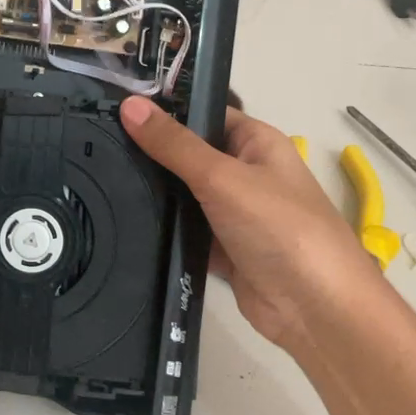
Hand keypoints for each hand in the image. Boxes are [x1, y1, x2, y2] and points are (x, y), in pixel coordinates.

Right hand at [119, 97, 382, 348]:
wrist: (316, 309)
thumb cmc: (279, 227)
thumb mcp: (222, 177)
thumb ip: (173, 144)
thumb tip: (129, 105)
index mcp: (256, 142)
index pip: (203, 114)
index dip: (164, 111)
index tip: (115, 109)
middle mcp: (245, 173)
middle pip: (188, 155)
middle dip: (151, 154)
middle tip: (100, 147)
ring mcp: (233, 213)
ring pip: (183, 195)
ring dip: (155, 194)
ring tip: (99, 180)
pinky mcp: (222, 249)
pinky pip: (184, 231)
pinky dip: (163, 230)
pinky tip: (123, 221)